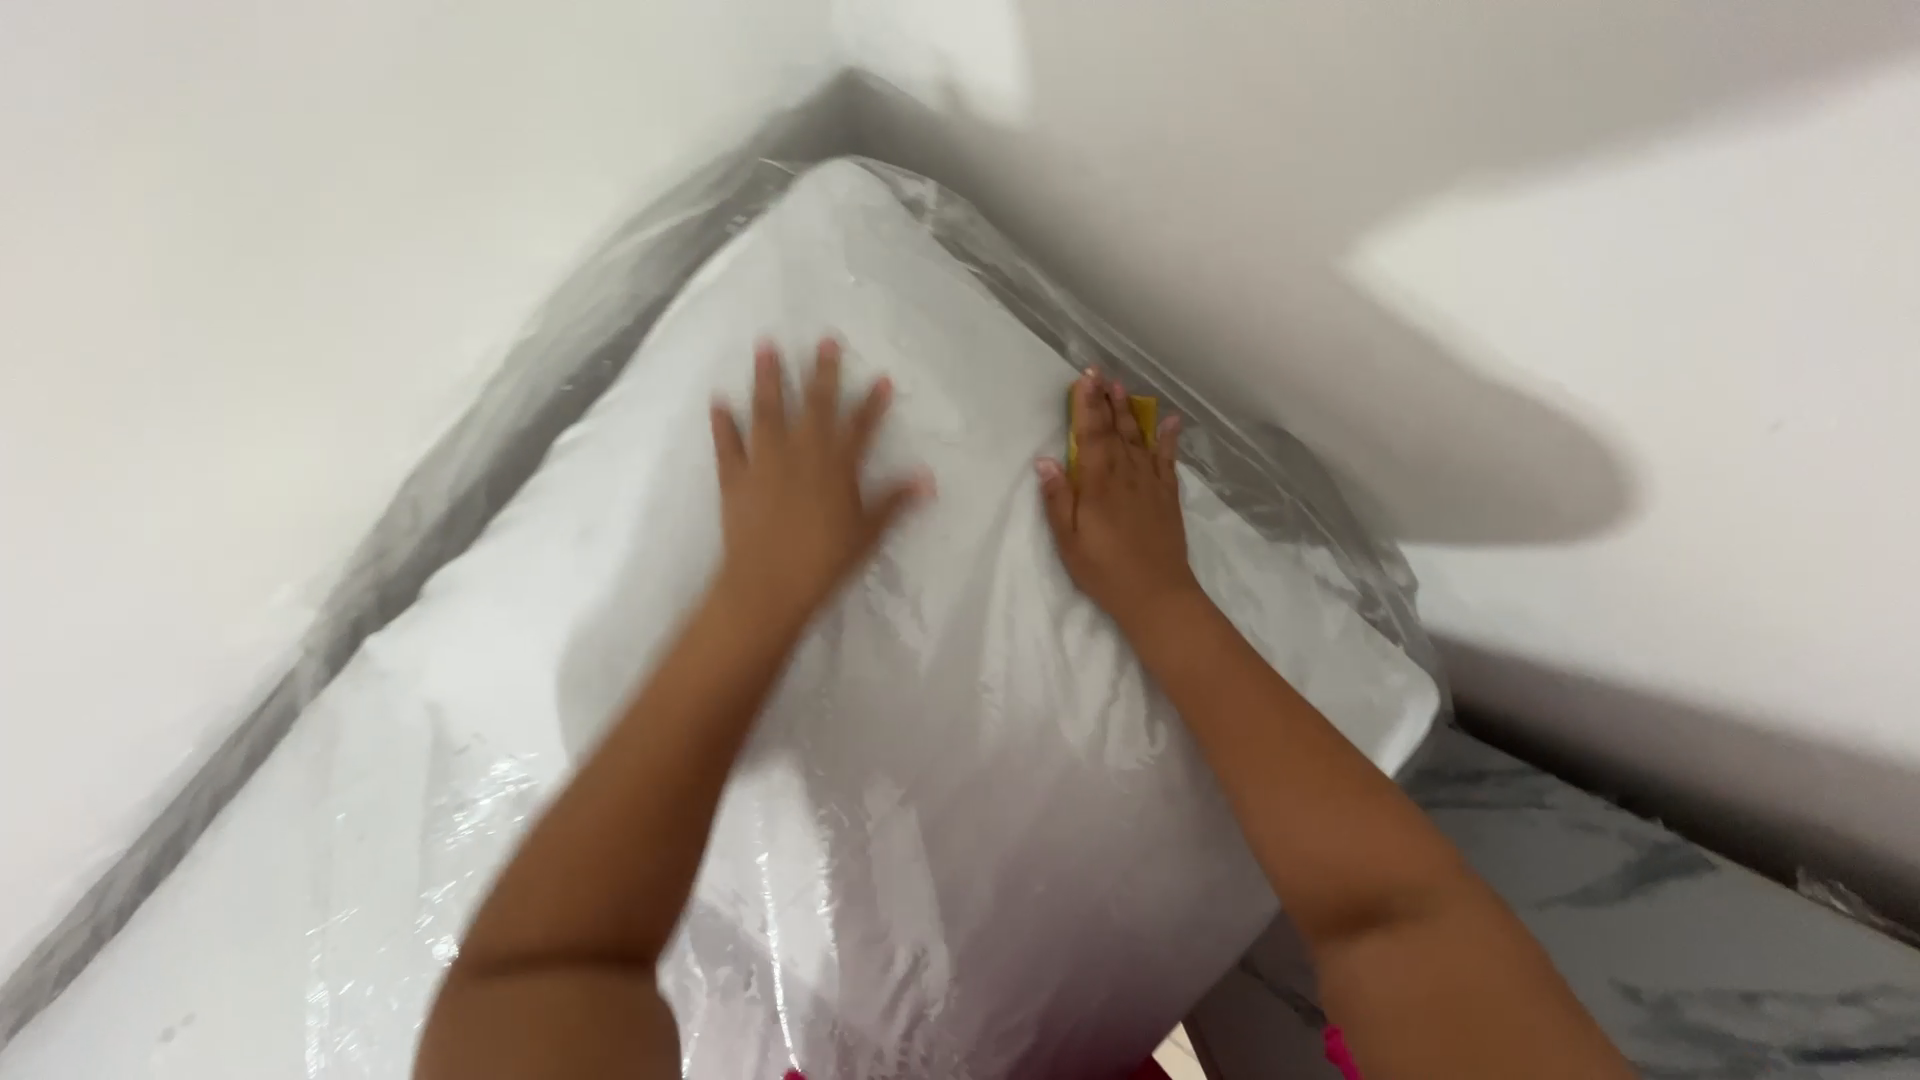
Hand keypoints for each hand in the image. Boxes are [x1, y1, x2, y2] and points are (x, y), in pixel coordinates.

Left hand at [709, 338, 931, 628]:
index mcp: (838, 466)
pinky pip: (727, 443)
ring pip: (767, 411)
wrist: (768, 584)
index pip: (860, 426)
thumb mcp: (868, 533)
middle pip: (814, 405)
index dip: (872, 402)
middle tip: (823, 339)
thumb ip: (896, 501)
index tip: (881, 377)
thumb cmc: (825, 561)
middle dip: (821, 371)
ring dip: (767, 378)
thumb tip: (928, 479)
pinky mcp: (734, 476)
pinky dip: (722, 421)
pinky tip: (719, 399)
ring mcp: (764, 461)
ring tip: (765, 346)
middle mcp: (802, 453)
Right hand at [1037, 370, 1203, 632]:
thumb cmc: (1103, 570)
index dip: (1087, 404)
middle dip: (1106, 399)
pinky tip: (1171, 421)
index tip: (1084, 378)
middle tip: (1100, 373)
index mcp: (1098, 482)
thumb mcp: (1068, 540)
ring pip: (1139, 438)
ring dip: (1130, 411)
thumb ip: (1058, 499)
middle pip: (1115, 429)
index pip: (1091, 433)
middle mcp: (1126, 474)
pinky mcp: (1168, 496)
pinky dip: (1168, 438)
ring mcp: (1151, 483)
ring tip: (1123, 387)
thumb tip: (1045, 461)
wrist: (1156, 593)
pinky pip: (1168, 460)